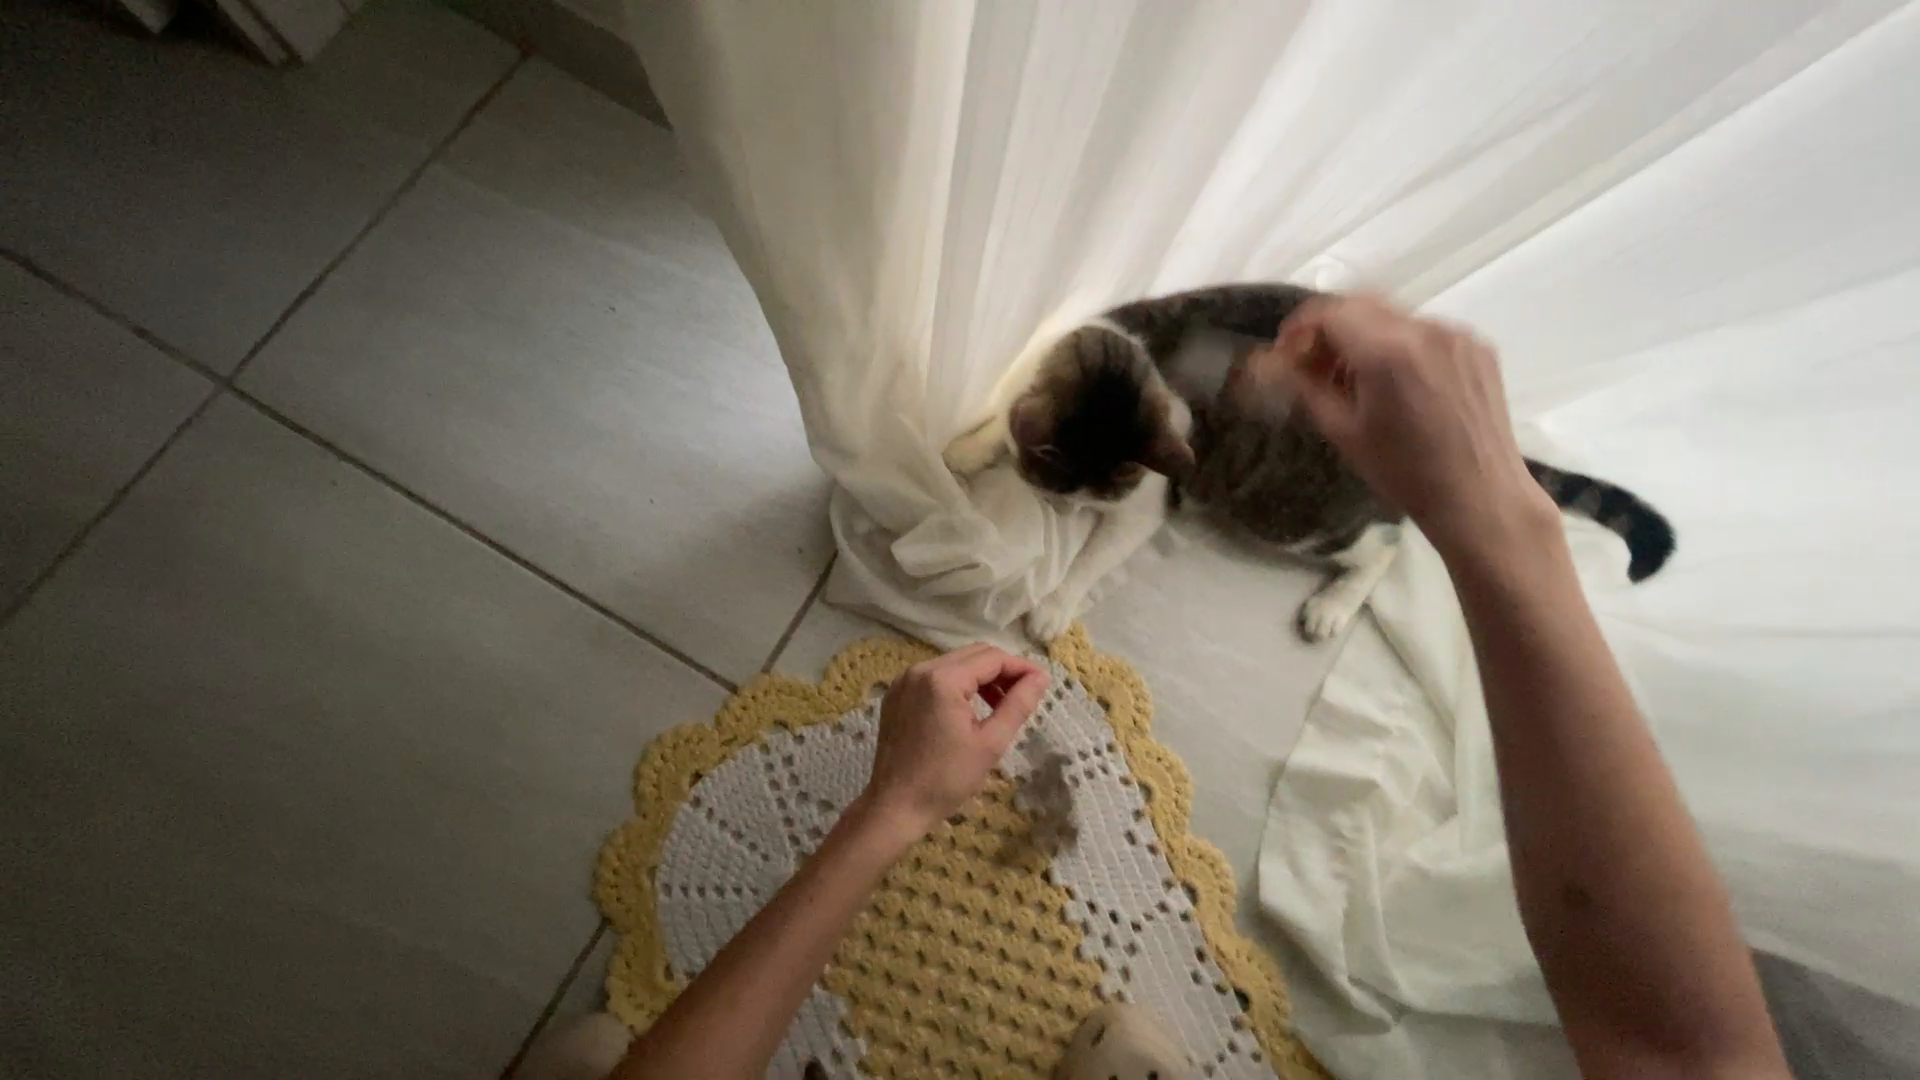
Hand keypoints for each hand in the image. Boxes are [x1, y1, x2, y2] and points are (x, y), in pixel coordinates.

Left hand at [861, 644, 1049, 840]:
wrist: (895, 806)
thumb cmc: (946, 780)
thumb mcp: (990, 743)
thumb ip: (1017, 704)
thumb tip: (1040, 677)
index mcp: (943, 679)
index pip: (992, 658)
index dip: (1021, 667)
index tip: (1042, 682)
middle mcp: (920, 670)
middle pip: (973, 654)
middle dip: (1002, 670)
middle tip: (1024, 694)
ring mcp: (905, 680)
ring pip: (954, 663)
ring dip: (981, 677)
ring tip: (1000, 704)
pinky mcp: (897, 694)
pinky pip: (935, 677)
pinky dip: (957, 685)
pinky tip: (969, 710)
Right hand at [1262, 294, 1555, 561]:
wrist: (1478, 495)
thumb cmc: (1402, 472)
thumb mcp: (1341, 431)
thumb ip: (1302, 387)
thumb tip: (1264, 365)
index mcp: (1387, 353)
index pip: (1330, 312)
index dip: (1298, 327)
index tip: (1284, 354)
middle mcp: (1425, 330)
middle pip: (1361, 304)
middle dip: (1328, 328)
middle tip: (1310, 364)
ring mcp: (1456, 335)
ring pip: (1391, 316)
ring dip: (1361, 335)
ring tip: (1350, 377)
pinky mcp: (1476, 346)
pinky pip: (1422, 331)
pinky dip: (1395, 344)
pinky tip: (1390, 383)